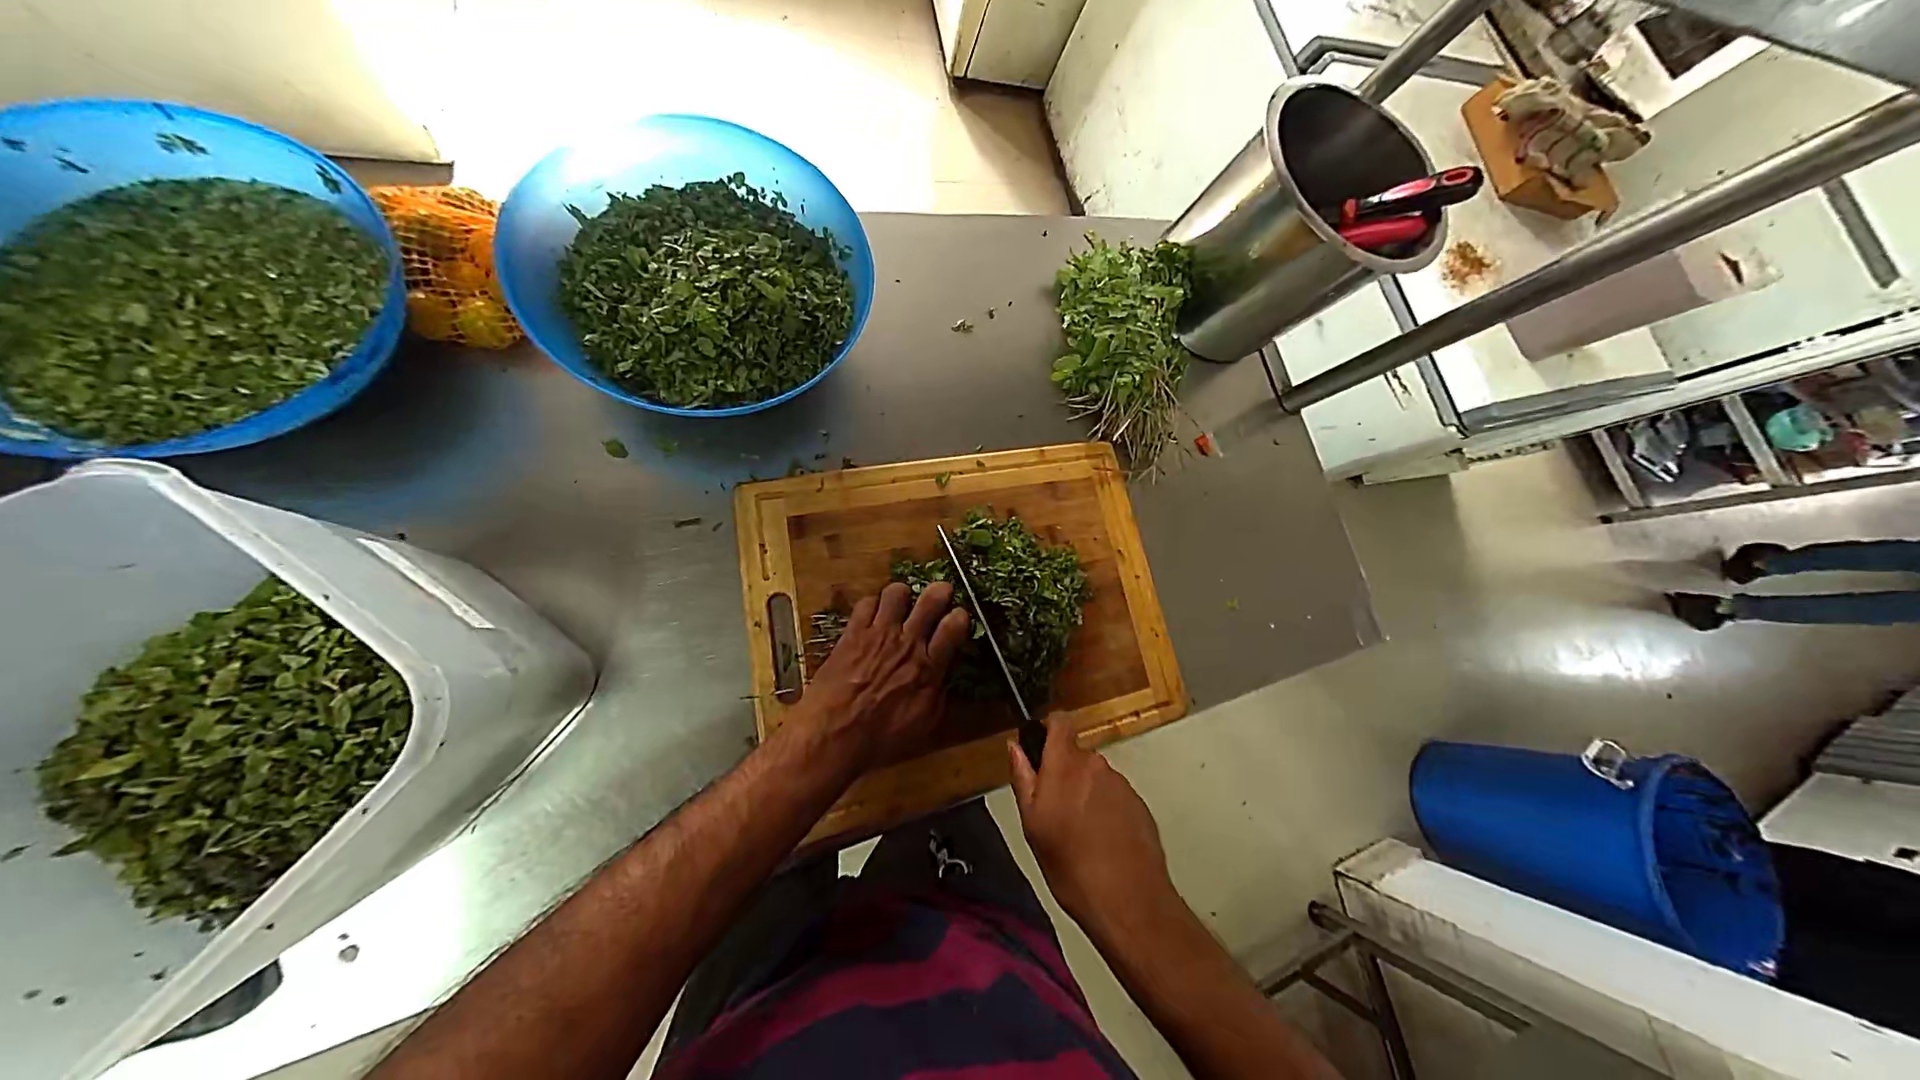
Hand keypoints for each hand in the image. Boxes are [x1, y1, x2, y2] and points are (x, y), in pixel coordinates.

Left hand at [789, 582, 968, 770]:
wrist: (833, 734)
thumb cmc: (881, 737)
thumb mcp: (923, 724)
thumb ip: (938, 695)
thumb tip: (944, 680)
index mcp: (929, 666)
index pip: (954, 627)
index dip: (960, 617)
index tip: (959, 617)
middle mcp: (906, 643)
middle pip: (930, 600)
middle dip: (939, 591)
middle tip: (940, 592)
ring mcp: (877, 634)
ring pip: (896, 593)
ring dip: (902, 594)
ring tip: (902, 603)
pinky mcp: (851, 634)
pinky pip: (866, 604)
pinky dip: (872, 605)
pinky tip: (871, 616)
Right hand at [1008, 710, 1173, 928]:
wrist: (1128, 900)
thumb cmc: (1069, 864)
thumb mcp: (1032, 823)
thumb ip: (1023, 778)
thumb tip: (1015, 747)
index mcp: (1066, 764)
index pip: (1060, 722)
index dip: (1048, 728)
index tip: (1040, 749)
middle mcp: (1096, 766)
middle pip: (1076, 754)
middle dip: (1064, 773)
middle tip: (1054, 810)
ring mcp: (1122, 784)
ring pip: (1095, 777)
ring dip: (1085, 792)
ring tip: (1079, 833)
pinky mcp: (1140, 805)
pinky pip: (1114, 796)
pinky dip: (1105, 809)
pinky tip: (1102, 841)